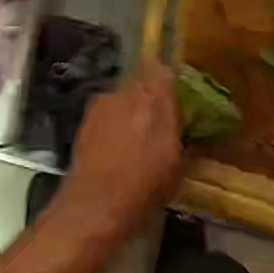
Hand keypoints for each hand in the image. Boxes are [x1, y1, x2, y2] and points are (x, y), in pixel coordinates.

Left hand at [55, 62, 184, 238]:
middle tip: (159, 115)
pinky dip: (114, 119)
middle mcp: (126, 92)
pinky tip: (116, 141)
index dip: (170, 79)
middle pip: (142, 80)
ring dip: (131, 106)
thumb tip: (187, 117)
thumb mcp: (177, 163)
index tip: (177, 92)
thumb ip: (181, 131)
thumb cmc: (145, 185)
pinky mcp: (86, 116)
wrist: (96, 202)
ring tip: (136, 132)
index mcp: (154, 98)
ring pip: (123, 94)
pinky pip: (107, 109)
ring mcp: (103, 102)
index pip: (163, 70)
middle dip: (151, 94)